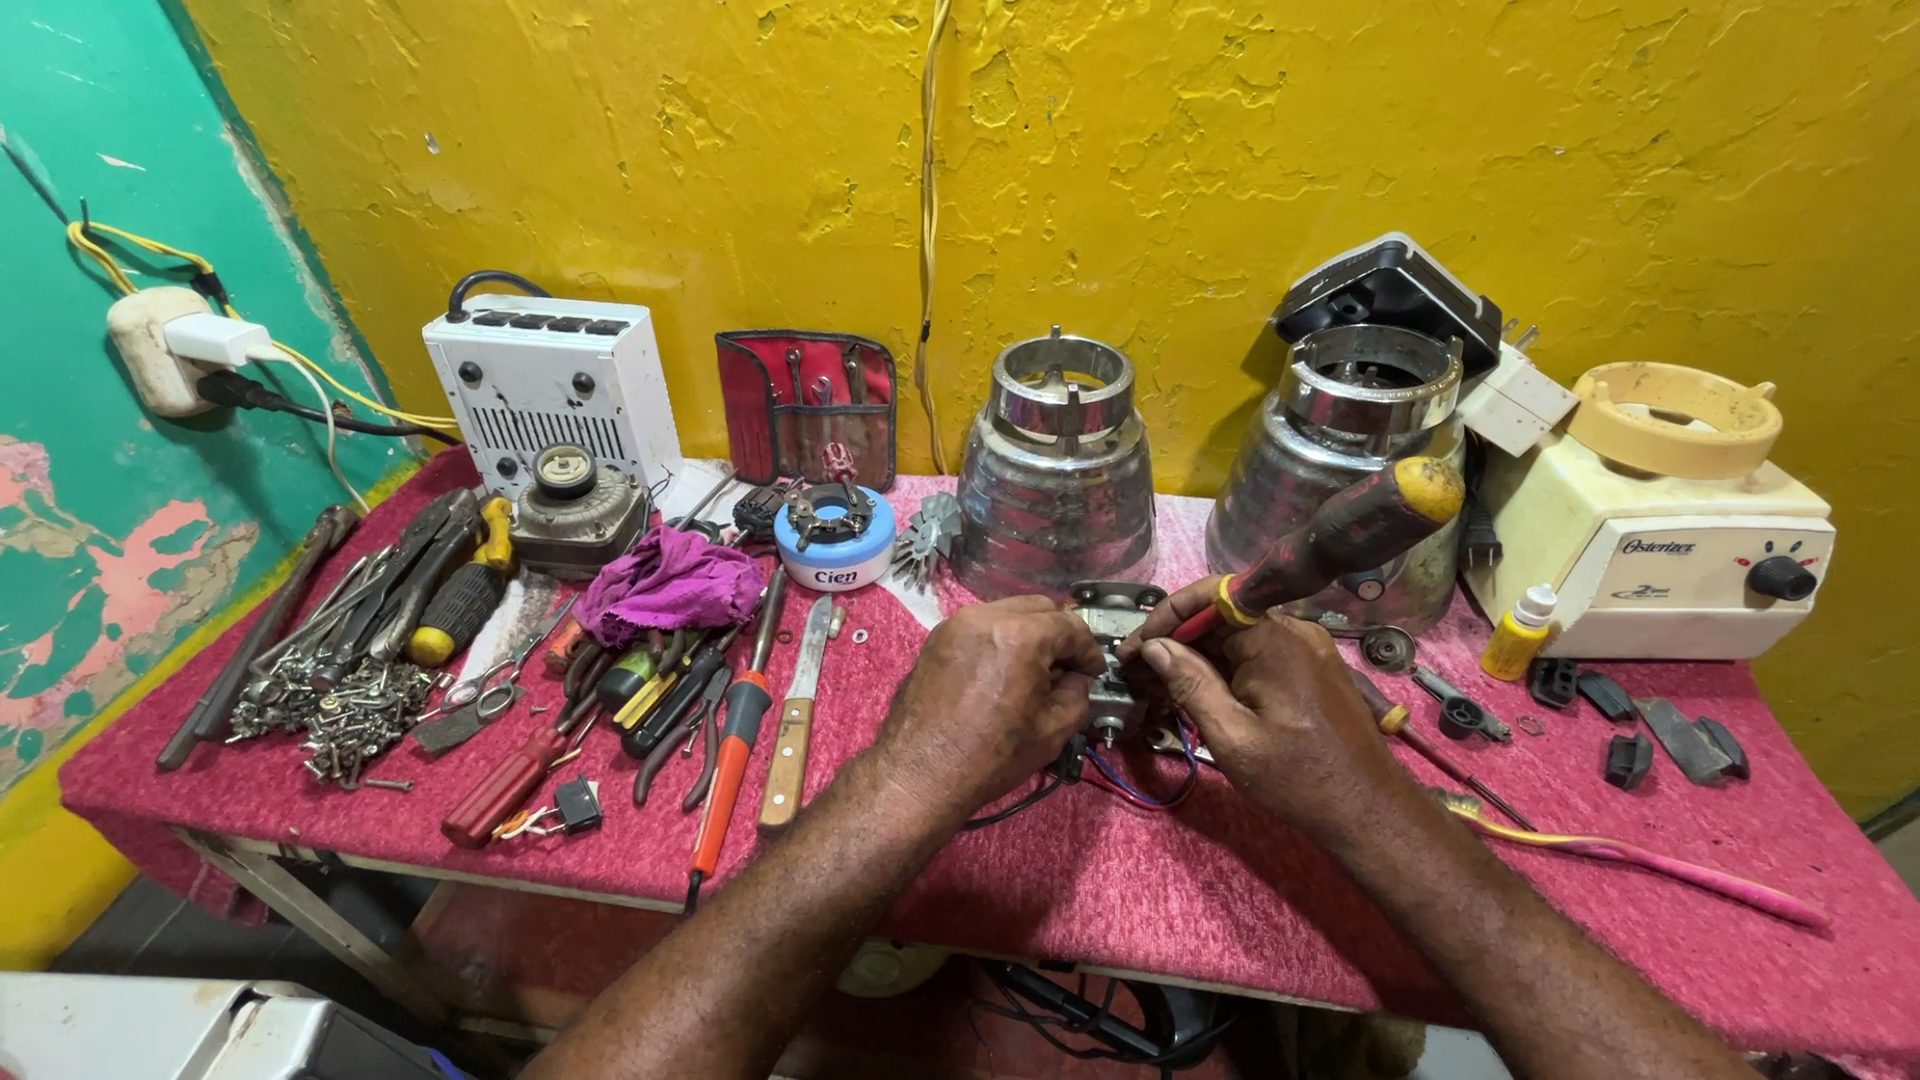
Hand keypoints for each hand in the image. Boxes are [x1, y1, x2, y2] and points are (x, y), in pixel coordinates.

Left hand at [874, 596, 1104, 823]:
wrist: (920, 773)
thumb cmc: (990, 757)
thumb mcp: (1052, 730)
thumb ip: (1077, 692)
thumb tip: (1076, 676)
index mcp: (1019, 636)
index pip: (1069, 626)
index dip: (1089, 650)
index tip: (1092, 672)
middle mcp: (985, 616)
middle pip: (1038, 608)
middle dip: (1058, 634)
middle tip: (1065, 669)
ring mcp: (956, 623)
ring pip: (1007, 612)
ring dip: (1027, 634)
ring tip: (1032, 671)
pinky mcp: (936, 637)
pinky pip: (980, 625)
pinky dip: (998, 639)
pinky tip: (1001, 672)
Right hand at [1118, 576, 1409, 843]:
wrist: (1368, 811)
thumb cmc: (1298, 778)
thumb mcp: (1232, 735)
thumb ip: (1190, 683)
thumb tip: (1155, 647)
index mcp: (1275, 639)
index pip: (1211, 598)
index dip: (1167, 614)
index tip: (1136, 645)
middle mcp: (1293, 631)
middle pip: (1221, 616)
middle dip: (1175, 639)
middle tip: (1135, 668)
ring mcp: (1305, 649)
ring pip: (1236, 637)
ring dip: (1195, 655)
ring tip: (1155, 682)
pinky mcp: (1309, 669)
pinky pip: (1256, 654)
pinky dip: (1223, 667)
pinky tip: (1195, 689)